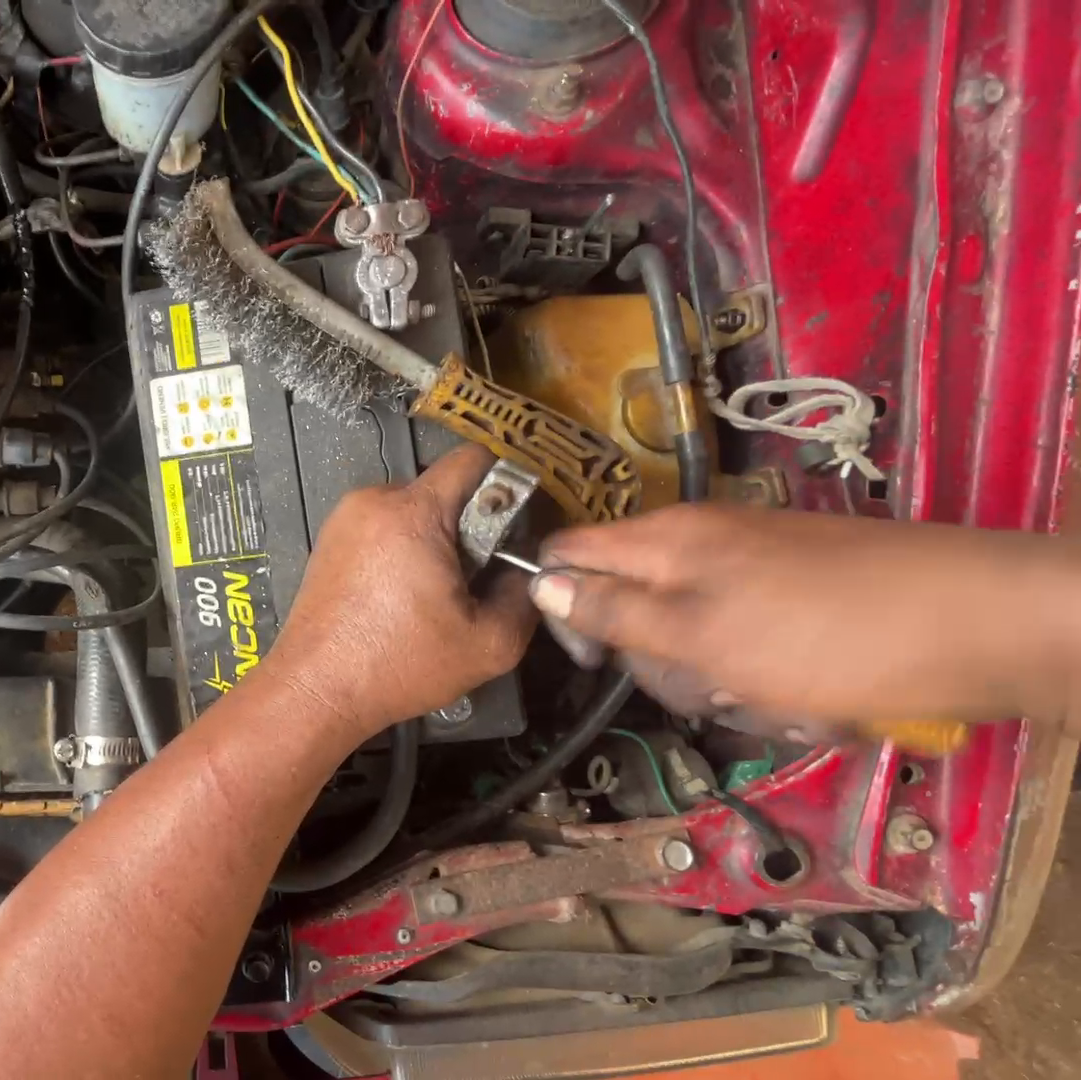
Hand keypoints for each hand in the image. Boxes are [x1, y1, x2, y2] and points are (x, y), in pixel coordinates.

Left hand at [260, 445, 536, 739]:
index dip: (508, 483)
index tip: (519, 519)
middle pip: (441, 487)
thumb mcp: (488, 642)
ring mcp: (345, 519)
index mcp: (410, 513)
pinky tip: (403, 594)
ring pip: (411, 509)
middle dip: (468, 523)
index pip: (473, 459)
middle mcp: (371, 503)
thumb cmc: (391, 665)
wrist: (316, 687)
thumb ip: (525, 593)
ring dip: (433, 538)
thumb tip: (531, 567)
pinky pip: (381, 527)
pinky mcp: (330, 540)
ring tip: (434, 591)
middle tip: (474, 573)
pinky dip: (401, 549)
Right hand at [532, 504, 1080, 729]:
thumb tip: (538, 584)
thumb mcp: (697, 635)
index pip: (566, 553)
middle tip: (704, 687)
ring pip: (691, 637)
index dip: (558, 604)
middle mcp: (699, 547)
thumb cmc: (827, 633)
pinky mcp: (800, 599)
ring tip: (774, 700)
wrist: (997, 627)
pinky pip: (748, 645)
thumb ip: (610, 611)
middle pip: (629, 606)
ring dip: (721, 683)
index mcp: (662, 541)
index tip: (593, 658)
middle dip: (660, 662)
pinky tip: (810, 700)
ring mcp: (753, 571)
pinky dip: (768, 680)